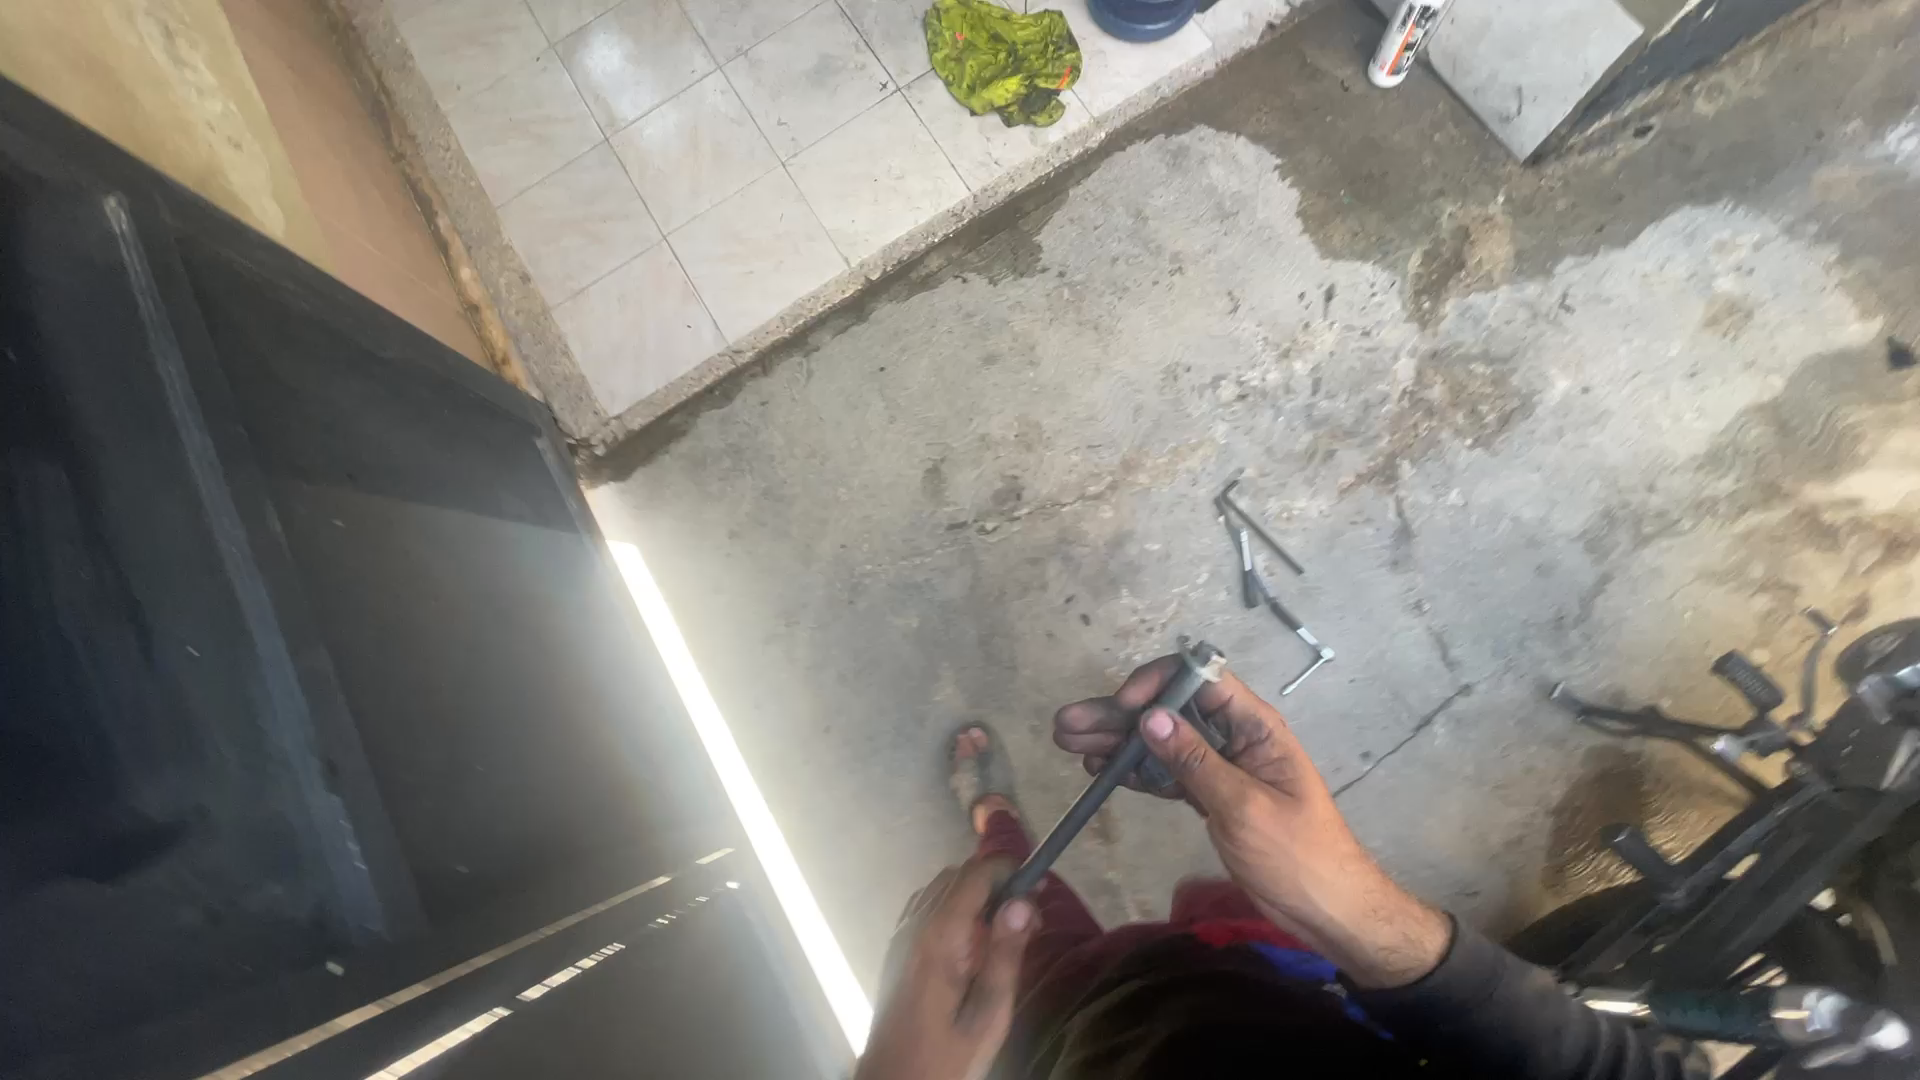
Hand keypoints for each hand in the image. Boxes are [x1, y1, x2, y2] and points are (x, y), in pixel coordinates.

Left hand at [856, 858, 1036, 1079]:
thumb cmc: (946, 1057)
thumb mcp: (988, 1015)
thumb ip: (1005, 955)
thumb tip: (1023, 901)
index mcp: (940, 934)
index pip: (976, 873)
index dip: (1009, 869)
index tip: (1038, 886)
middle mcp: (916, 921)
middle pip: (960, 875)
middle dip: (996, 882)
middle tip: (1026, 918)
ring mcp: (902, 931)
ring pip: (943, 886)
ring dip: (975, 893)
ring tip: (1003, 930)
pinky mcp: (898, 945)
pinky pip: (929, 904)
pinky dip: (955, 905)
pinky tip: (971, 941)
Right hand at [1053, 658, 1450, 987]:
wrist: (1327, 912)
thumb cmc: (1297, 855)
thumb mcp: (1244, 806)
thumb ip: (1195, 760)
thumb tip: (1150, 717)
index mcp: (1254, 726)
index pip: (1200, 680)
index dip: (1159, 682)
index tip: (1125, 706)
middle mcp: (1231, 736)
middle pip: (1168, 711)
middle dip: (1117, 715)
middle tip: (1066, 723)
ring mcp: (1216, 765)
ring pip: (1158, 741)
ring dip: (1114, 740)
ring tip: (1067, 741)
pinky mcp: (1206, 793)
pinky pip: (1163, 772)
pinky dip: (1132, 770)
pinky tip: (1099, 768)